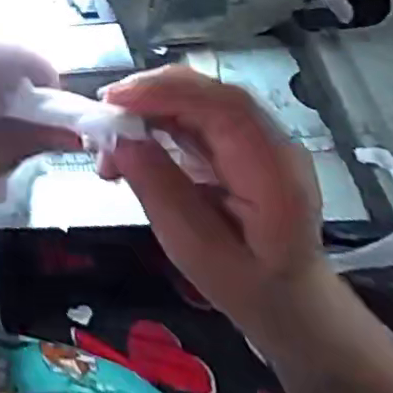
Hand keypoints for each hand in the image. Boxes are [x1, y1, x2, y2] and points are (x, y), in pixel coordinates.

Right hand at [99, 66, 329, 337]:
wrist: (291, 301)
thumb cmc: (247, 284)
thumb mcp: (196, 251)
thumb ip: (159, 191)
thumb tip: (119, 140)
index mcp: (275, 176)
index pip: (224, 109)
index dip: (165, 93)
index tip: (113, 101)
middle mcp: (272, 144)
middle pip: (206, 91)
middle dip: (146, 92)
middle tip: (102, 115)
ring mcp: (254, 136)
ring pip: (193, 93)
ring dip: (144, 103)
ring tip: (110, 136)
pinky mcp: (235, 136)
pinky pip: (189, 107)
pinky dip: (152, 113)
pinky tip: (130, 138)